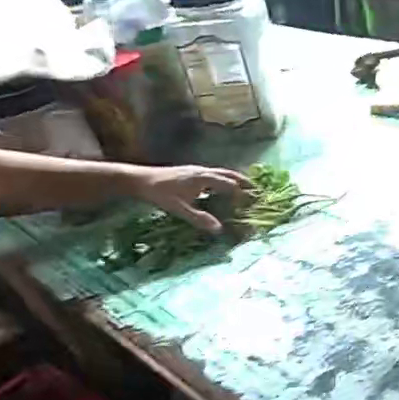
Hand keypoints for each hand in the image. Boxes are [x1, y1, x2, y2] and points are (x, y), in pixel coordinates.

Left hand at [133, 166, 254, 233]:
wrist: (141, 179)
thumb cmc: (160, 193)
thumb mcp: (179, 208)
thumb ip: (199, 218)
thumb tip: (219, 229)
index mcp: (203, 178)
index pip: (229, 185)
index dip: (242, 193)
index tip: (253, 202)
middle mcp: (202, 171)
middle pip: (229, 174)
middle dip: (244, 181)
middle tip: (257, 189)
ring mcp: (196, 170)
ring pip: (221, 172)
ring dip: (234, 179)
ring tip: (245, 186)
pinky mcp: (191, 172)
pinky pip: (213, 174)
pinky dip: (223, 179)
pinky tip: (221, 187)